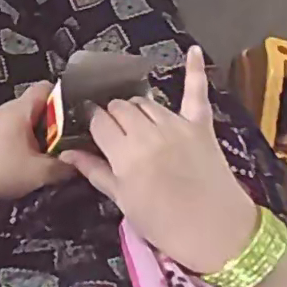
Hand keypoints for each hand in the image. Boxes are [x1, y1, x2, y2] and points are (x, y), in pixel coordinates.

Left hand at [0, 81, 74, 199]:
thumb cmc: (5, 172)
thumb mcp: (41, 172)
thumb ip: (65, 165)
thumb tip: (82, 163)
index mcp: (19, 109)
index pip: (45, 87)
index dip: (64, 95)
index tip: (79, 111)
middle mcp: (9, 108)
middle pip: (39, 101)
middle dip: (58, 116)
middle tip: (75, 132)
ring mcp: (1, 120)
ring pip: (31, 115)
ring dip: (46, 128)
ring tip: (63, 143)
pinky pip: (21, 125)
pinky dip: (33, 134)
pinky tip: (44, 151)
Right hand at [61, 47, 259, 274]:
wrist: (220, 236)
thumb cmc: (166, 225)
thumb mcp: (124, 203)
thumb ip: (95, 171)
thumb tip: (66, 154)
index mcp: (125, 154)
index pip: (98, 121)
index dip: (90, 121)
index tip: (87, 124)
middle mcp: (149, 132)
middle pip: (120, 107)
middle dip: (111, 114)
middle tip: (112, 131)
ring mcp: (177, 125)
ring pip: (145, 102)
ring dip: (135, 107)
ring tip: (134, 121)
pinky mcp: (201, 125)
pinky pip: (195, 92)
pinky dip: (194, 71)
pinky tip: (191, 50)